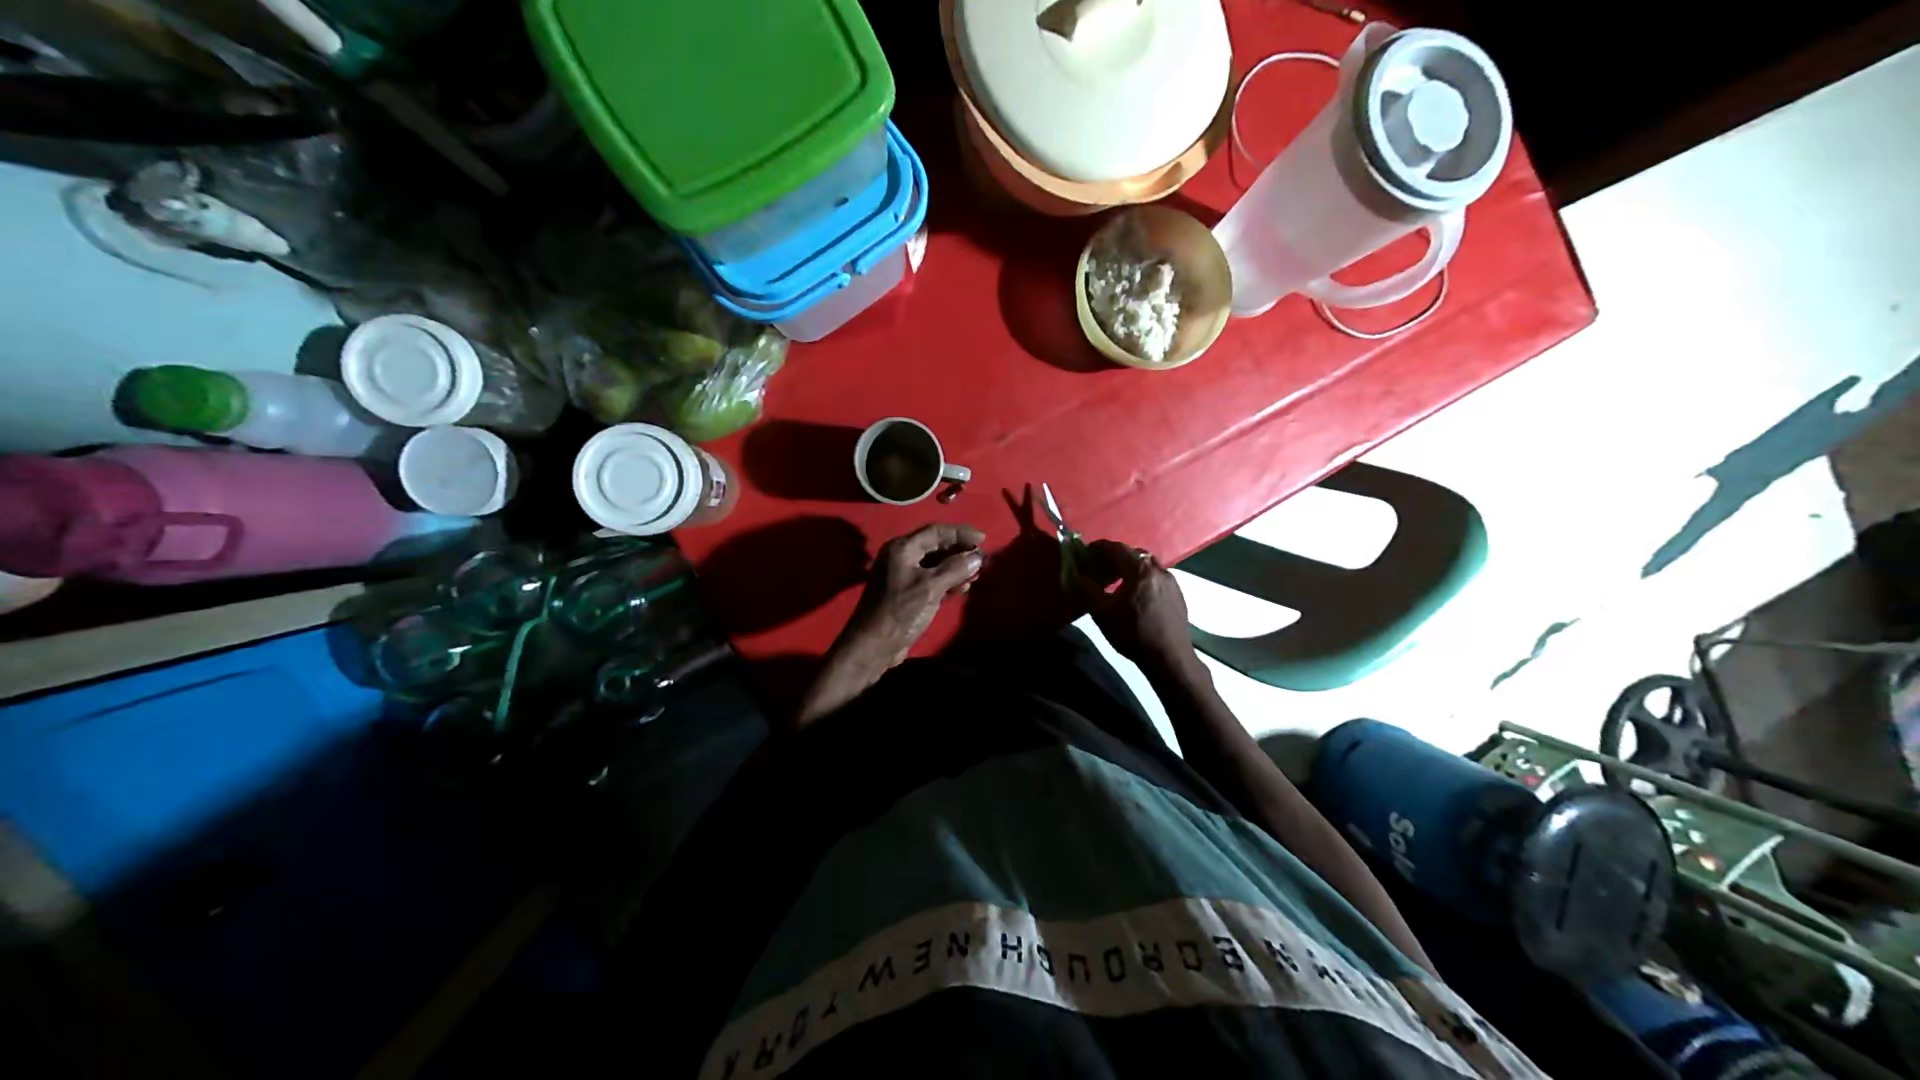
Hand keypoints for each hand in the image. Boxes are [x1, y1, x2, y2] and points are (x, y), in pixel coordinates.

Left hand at [793, 523, 983, 728]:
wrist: (874, 645)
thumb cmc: (900, 611)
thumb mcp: (930, 587)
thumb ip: (955, 569)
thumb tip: (976, 557)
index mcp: (902, 548)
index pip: (935, 531)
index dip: (960, 533)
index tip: (983, 539)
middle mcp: (901, 557)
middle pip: (935, 546)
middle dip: (960, 551)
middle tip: (983, 558)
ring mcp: (903, 576)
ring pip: (935, 564)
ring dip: (956, 567)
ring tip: (977, 573)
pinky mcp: (907, 593)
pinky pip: (932, 580)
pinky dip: (948, 581)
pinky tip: (963, 587)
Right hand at [1073, 540, 1195, 674]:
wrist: (1168, 658)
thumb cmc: (1133, 634)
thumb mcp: (1102, 613)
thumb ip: (1086, 590)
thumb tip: (1075, 576)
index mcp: (1139, 570)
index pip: (1116, 548)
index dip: (1098, 547)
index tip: (1085, 553)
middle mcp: (1158, 569)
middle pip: (1133, 553)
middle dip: (1114, 556)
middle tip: (1099, 566)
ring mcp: (1171, 580)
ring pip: (1146, 564)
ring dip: (1130, 566)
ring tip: (1116, 580)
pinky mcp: (1177, 593)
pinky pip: (1156, 576)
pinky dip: (1142, 577)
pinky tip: (1135, 594)